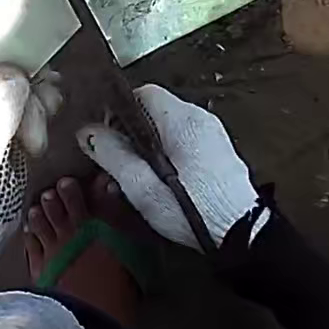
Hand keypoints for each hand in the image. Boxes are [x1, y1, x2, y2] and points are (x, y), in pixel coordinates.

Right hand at [78, 85, 263, 250]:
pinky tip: (154, 181)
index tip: (102, 136)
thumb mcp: (140, 185)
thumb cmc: (190, 209)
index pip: (141, 93)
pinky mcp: (216, 153)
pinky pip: (180, 142)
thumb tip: (86, 131)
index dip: (116, 111)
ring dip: (142, 148)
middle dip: (127, 134)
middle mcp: (199, 118)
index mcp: (181, 118)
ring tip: (129, 177)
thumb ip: (110, 154)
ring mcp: (210, 135)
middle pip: (152, 112)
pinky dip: (161, 155)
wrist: (242, 234)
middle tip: (111, 162)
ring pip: (164, 129)